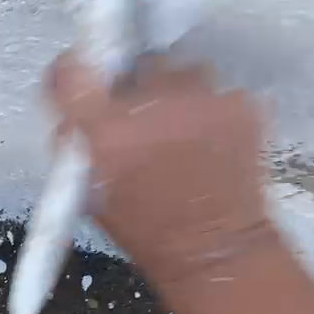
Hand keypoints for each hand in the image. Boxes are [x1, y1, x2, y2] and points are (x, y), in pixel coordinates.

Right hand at [47, 51, 276, 287]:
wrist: (215, 249)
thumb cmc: (145, 229)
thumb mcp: (88, 192)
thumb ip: (78, 144)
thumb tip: (72, 113)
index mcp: (108, 132)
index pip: (74, 70)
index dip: (72, 69)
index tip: (75, 73)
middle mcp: (154, 105)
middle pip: (132, 65)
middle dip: (129, 89)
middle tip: (133, 121)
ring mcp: (204, 99)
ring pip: (178, 71)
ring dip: (170, 94)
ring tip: (173, 131)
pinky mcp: (241, 102)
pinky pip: (214, 89)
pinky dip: (205, 109)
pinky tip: (202, 140)